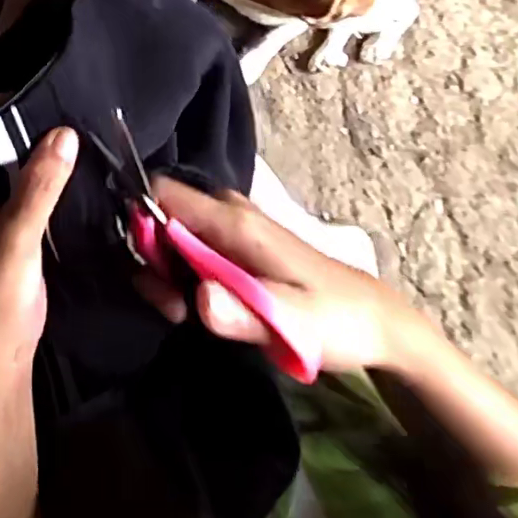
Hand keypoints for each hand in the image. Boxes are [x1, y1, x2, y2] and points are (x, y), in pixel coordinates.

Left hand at [0, 126, 77, 372]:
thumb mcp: (15, 239)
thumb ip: (38, 185)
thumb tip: (65, 131)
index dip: (9, 103)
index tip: (52, 92)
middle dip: (33, 122)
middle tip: (77, 106)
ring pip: (18, 158)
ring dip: (45, 146)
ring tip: (85, 126)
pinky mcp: (13, 218)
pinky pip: (32, 180)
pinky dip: (52, 170)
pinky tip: (81, 161)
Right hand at [136, 176, 436, 373]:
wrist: (374, 319)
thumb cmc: (336, 319)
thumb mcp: (293, 325)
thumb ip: (243, 313)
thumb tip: (196, 298)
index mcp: (235, 221)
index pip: (163, 192)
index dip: (142, 225)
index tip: (153, 273)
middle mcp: (227, 211)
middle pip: (161, 213)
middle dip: (152, 257)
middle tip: (173, 308)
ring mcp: (231, 225)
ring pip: (172, 231)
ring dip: (166, 271)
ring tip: (187, 314)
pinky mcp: (234, 242)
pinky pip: (189, 245)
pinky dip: (182, 273)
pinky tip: (201, 305)